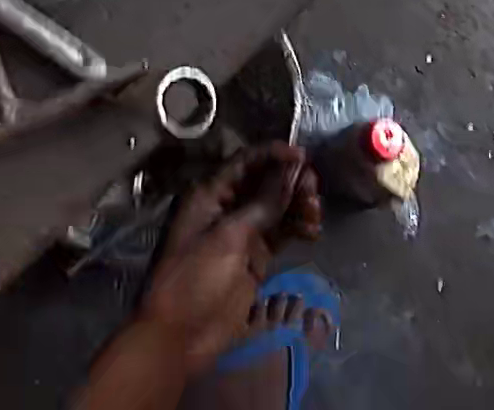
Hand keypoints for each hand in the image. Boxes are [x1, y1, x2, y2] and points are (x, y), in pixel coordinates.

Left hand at [135, 144, 322, 375]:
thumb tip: (291, 169)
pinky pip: (281, 231)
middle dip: (291, 181)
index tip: (303, 155)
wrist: (178, 338)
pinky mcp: (255, 255)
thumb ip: (263, 203)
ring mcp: (242, 231)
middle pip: (265, 181)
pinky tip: (312, 231)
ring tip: (315, 214)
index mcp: (211, 193)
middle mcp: (228, 205)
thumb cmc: (194, 279)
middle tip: (313, 190)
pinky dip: (297, 227)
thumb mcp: (229, 237)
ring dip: (298, 204)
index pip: (247, 160)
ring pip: (277, 206)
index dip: (275, 154)